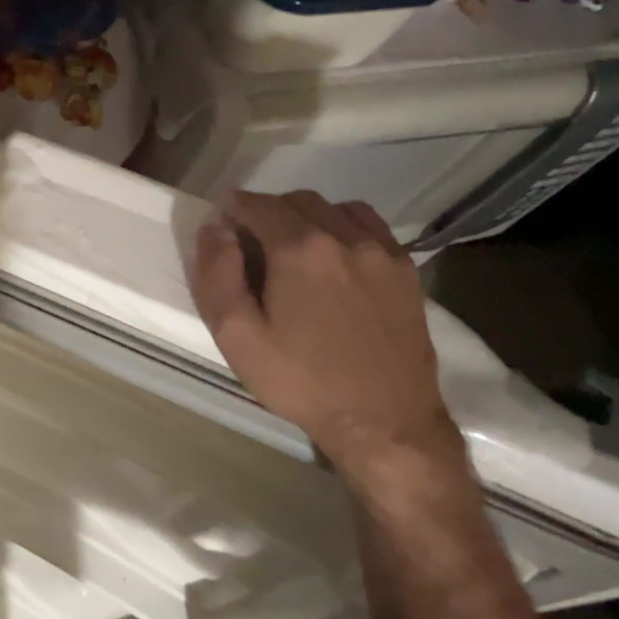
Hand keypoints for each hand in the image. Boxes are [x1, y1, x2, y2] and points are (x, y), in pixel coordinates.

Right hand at [188, 191, 464, 479]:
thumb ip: (218, 275)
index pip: (260, 205)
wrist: (382, 417)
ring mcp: (384, 253)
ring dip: (307, 216)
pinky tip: (331, 259)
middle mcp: (347, 238)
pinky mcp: (406, 272)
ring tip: (288, 246)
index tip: (218, 218)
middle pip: (301, 201)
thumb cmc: (298, 379)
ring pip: (340, 210)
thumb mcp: (236, 334)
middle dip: (268, 209)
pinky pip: (371, 230)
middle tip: (245, 237)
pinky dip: (343, 229)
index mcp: (301, 250)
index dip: (234, 206)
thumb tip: (212, 228)